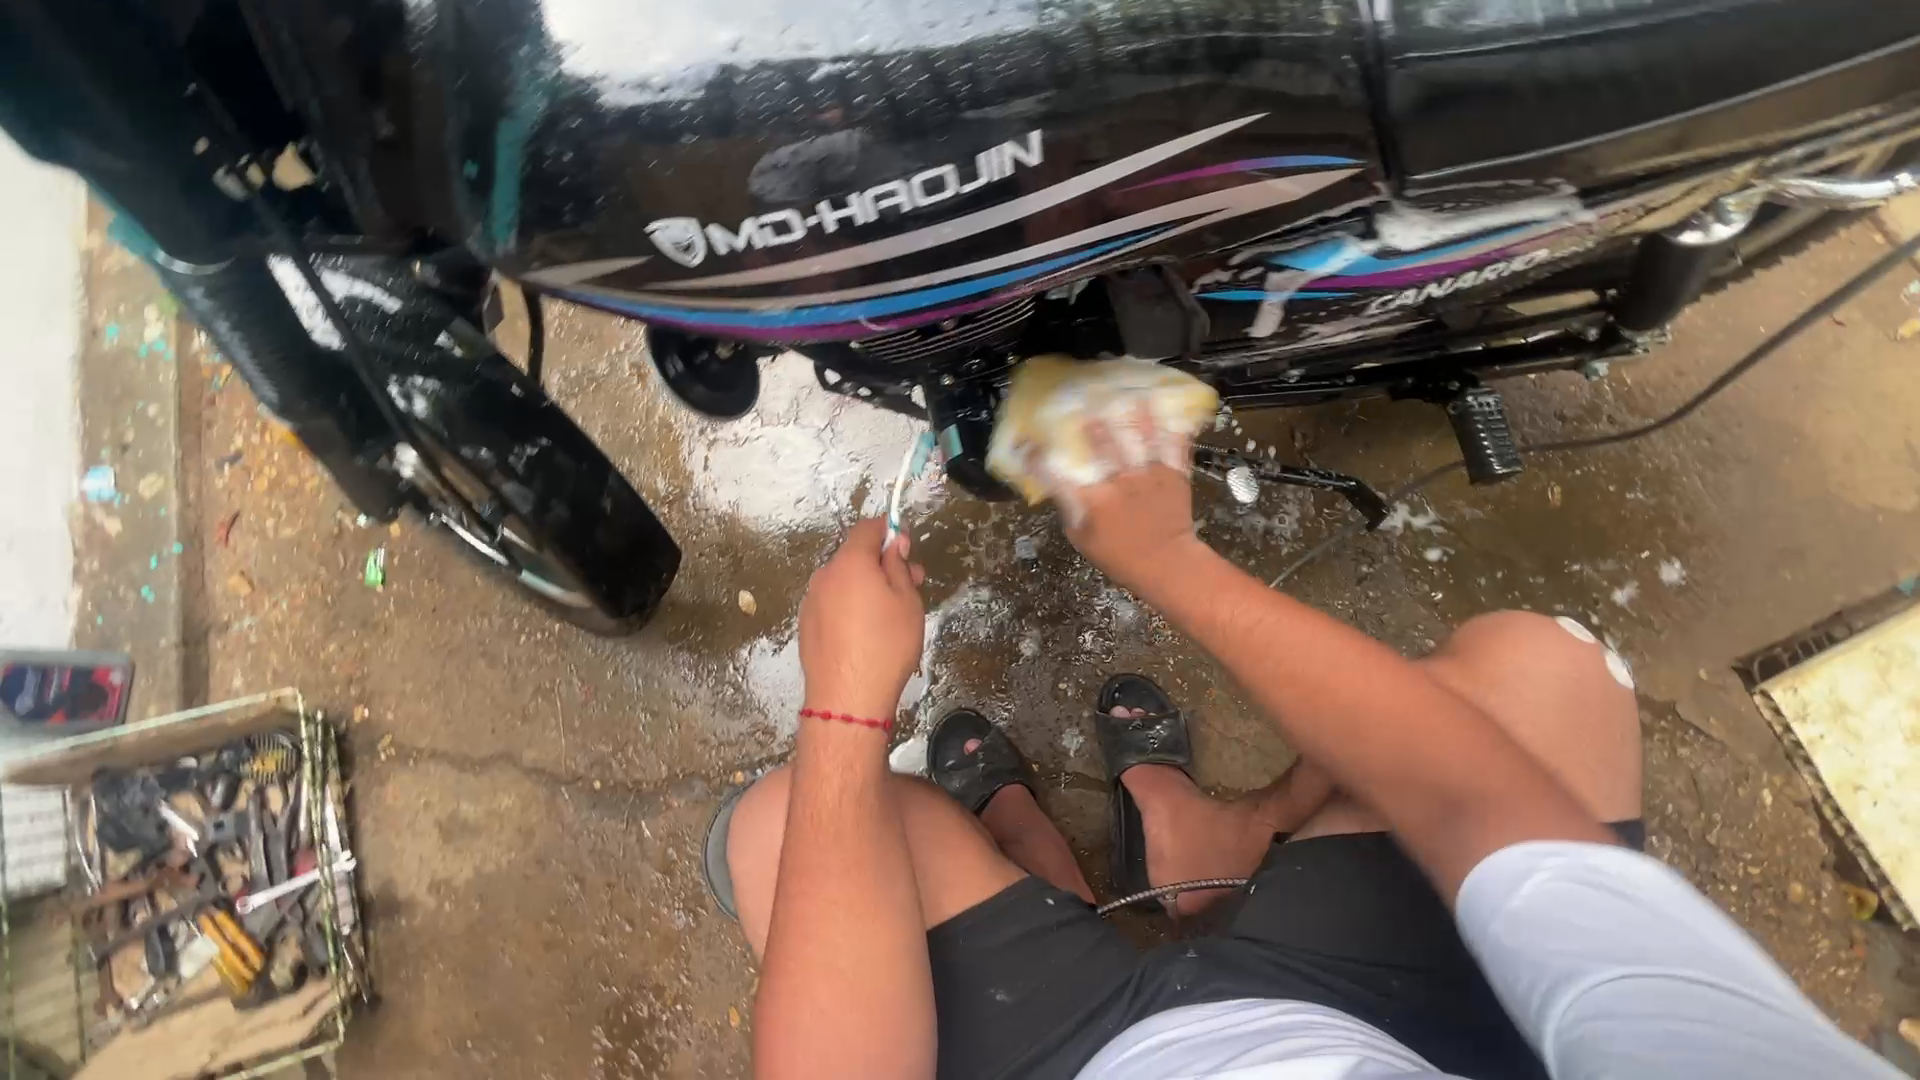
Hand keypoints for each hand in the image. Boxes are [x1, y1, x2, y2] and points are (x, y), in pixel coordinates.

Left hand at [798, 518, 926, 723]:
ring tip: (890, 616)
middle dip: (882, 564)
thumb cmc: (886, 645)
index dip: (889, 531)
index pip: (867, 528)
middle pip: (854, 556)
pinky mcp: (806, 626)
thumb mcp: (907, 602)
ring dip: (866, 587)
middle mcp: (824, 576)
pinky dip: (850, 607)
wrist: (847, 697)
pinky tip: (866, 634)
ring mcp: (811, 602)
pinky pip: (833, 604)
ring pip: (843, 582)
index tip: (908, 550)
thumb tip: (893, 543)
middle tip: (912, 585)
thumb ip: (898, 566)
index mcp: (850, 562)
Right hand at [1030, 414, 1207, 596]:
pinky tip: (1167, 407)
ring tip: (1129, 393)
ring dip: (1132, 412)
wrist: (1167, 564)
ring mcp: (1147, 474)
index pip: (1056, 475)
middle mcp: (1117, 482)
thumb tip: (1059, 486)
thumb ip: (1070, 509)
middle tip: (1082, 400)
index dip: (1035, 458)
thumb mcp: (1082, 538)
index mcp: (1091, 501)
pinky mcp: (1172, 473)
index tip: (1024, 444)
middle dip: (1090, 420)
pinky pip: (1172, 443)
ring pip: (1139, 435)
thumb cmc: (1119, 555)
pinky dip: (1170, 425)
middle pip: (1100, 443)